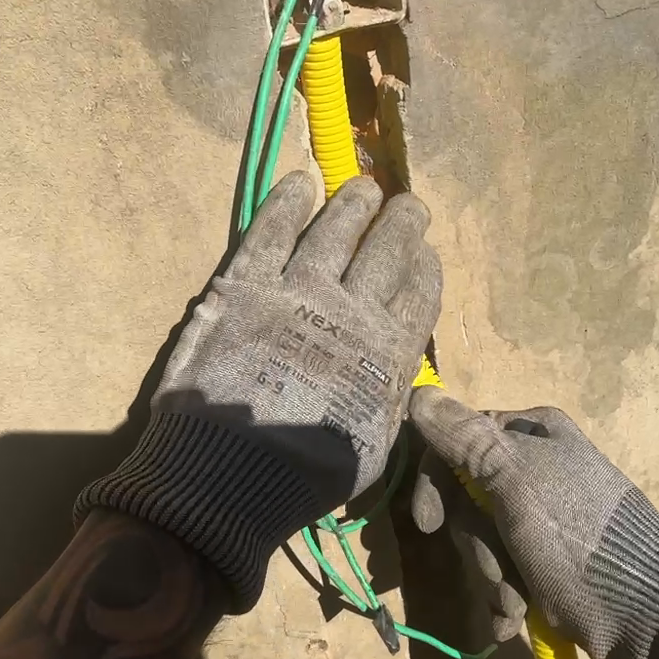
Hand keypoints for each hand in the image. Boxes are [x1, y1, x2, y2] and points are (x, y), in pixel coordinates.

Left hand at [78, 171, 441, 612]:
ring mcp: (298, 292)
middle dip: (402, 224)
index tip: (426, 251)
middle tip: (408, 203)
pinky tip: (300, 183)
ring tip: (363, 184)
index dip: (424, 267)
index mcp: (386, 353)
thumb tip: (397, 370)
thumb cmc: (304, 475)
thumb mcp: (373, 447)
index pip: (418, 294)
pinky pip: (271, 232)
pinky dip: (287, 204)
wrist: (231, 472)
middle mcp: (351, 312)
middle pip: (386, 253)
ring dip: (353, 204)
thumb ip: (387, 396)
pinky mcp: (247, 284)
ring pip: (335, 232)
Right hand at [408, 388, 658, 658]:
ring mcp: (547, 512)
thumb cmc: (580, 539)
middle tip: (496, 572)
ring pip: (485, 538)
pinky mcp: (553, 555)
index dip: (436, 480)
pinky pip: (506, 565)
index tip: (429, 523)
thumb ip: (465, 438)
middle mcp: (539, 463)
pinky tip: (516, 616)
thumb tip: (420, 394)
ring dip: (493, 576)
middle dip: (477, 544)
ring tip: (516, 603)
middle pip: (468, 496)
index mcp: (533, 431)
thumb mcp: (516, 482)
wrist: (653, 617)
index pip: (457, 439)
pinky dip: (506, 594)